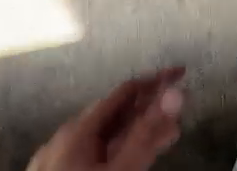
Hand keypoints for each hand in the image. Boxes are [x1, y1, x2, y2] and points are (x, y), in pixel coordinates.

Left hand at [27, 67, 186, 170]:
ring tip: (164, 139)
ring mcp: (53, 161)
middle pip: (114, 112)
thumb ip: (148, 133)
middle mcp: (62, 138)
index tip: (183, 75)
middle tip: (178, 118)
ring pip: (102, 136)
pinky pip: (90, 154)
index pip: (125, 91)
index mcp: (77, 130)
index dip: (157, 80)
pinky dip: (116, 150)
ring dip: (136, 132)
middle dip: (149, 110)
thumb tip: (178, 92)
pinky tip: (130, 159)